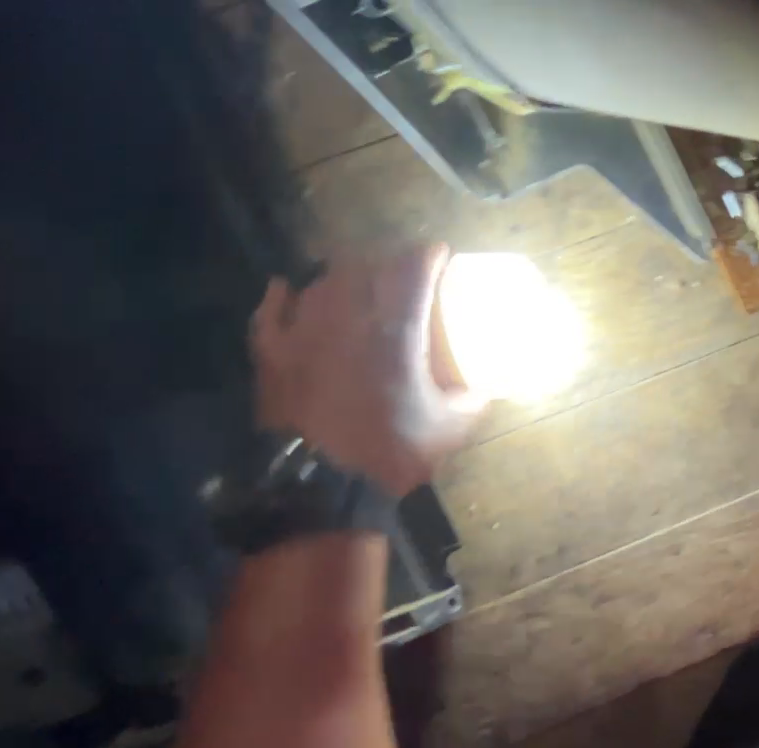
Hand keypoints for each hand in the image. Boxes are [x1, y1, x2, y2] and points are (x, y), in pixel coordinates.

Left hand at [251, 247, 483, 495]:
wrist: (324, 483)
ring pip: (322, 281)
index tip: (441, 254)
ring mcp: (303, 331)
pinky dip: (285, 295)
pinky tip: (290, 288)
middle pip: (365, 265)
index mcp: (397, 333)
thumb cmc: (395, 451)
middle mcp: (347, 318)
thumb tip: (486, 384)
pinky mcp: (272, 352)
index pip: (412, 271)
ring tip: (357, 286)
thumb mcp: (454, 427)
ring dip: (344, 277)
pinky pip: (273, 308)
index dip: (429, 255)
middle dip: (388, 263)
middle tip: (403, 275)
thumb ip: (473, 398)